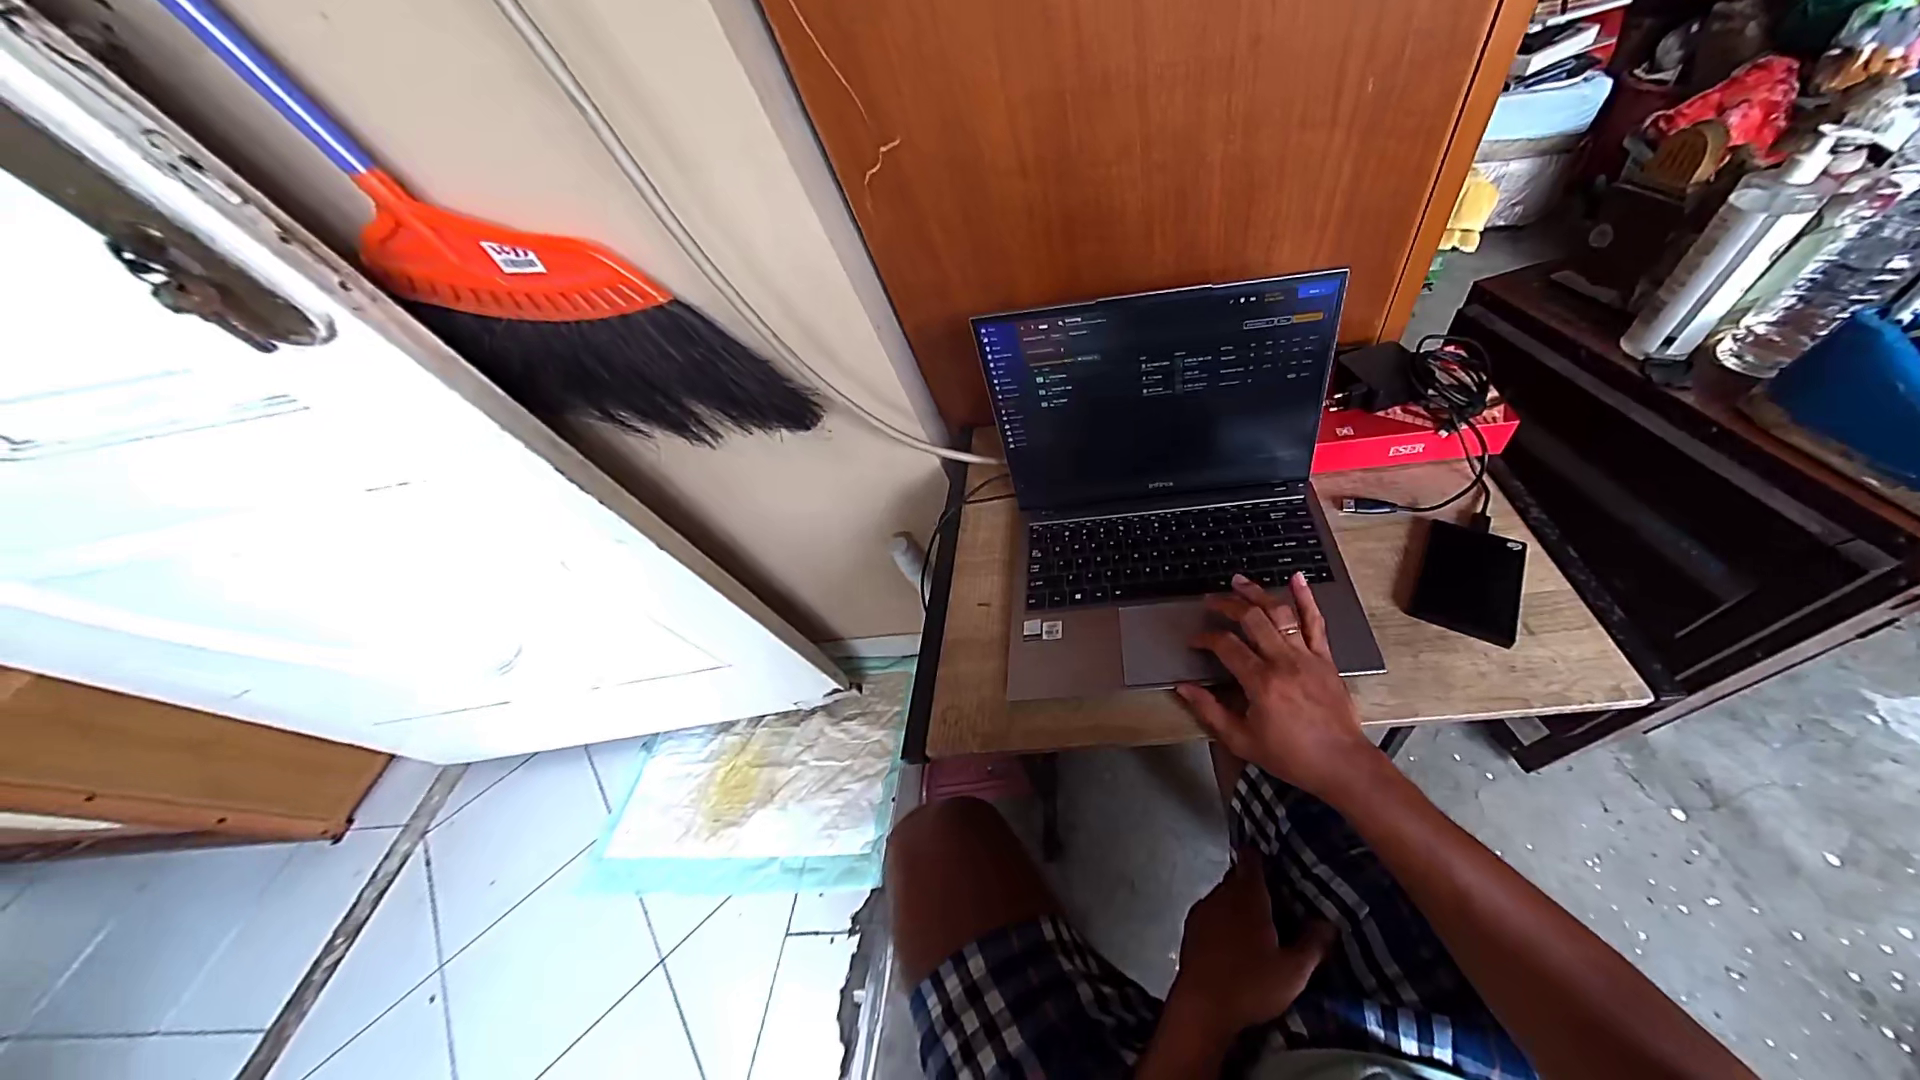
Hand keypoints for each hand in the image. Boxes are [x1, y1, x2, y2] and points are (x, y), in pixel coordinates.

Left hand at [1169, 851, 1334, 1037]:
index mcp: (1248, 897)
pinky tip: (1232, 937)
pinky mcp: (1191, 926)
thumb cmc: (1252, 984)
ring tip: (1256, 921)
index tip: (1269, 856)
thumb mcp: (1293, 971)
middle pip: (1237, 877)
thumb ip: (1313, 944)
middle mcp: (1222, 895)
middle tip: (1273, 898)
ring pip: (1223, 894)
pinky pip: (1211, 911)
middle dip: (1252, 883)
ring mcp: (1203, 909)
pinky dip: (1223, 916)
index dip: (1259, 856)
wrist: (1203, 1003)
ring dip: (1237, 900)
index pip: (1251, 862)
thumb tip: (1327, 922)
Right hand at [1176, 572, 1378, 800]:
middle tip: (1210, 600)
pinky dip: (1307, 598)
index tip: (1195, 641)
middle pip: (1251, 619)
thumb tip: (1184, 689)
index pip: (1226, 646)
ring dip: (1258, 593)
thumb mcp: (1241, 740)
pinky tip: (1297, 579)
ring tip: (1240, 582)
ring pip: (1280, 613)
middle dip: (1227, 605)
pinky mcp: (1325, 659)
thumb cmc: (1292, 756)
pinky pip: (1316, 623)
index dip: (1205, 638)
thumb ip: (1209, 710)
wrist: (1343, 765)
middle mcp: (1284, 662)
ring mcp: (1307, 657)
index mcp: (1261, 682)